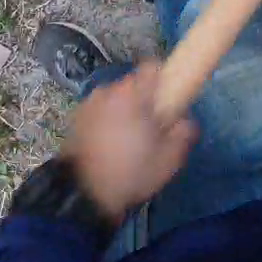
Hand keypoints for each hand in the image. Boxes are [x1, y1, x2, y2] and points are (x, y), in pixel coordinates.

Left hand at [63, 61, 197, 221]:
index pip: (153, 67)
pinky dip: (106, 120)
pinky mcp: (76, 118)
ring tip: (127, 141)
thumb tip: (186, 120)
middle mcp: (109, 90)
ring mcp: (89, 103)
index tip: (169, 100)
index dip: (164, 79)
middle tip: (151, 128)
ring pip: (116, 98)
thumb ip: (183, 133)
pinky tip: (108, 146)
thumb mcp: (168, 160)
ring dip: (124, 111)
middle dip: (144, 100)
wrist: (82, 194)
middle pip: (134, 84)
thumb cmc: (130, 172)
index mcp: (133, 94)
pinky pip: (100, 110)